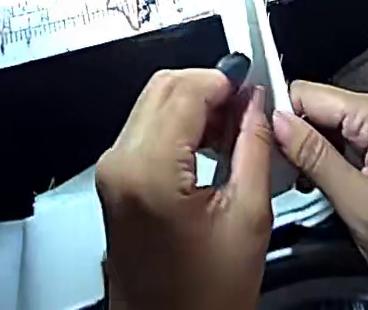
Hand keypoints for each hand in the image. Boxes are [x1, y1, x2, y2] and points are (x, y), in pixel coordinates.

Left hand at [96, 68, 274, 309]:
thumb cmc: (204, 299)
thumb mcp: (247, 222)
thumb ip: (253, 149)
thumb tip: (255, 104)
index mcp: (148, 170)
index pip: (182, 91)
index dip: (220, 80)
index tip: (250, 84)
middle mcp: (120, 159)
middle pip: (162, 87)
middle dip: (206, 87)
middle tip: (245, 104)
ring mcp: (112, 165)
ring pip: (152, 101)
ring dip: (192, 102)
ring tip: (232, 126)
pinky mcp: (114, 173)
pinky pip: (145, 125)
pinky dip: (177, 121)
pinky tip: (207, 141)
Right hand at [274, 82, 367, 309]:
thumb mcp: (366, 211)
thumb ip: (316, 158)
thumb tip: (274, 119)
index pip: (305, 93)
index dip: (280, 117)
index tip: (263, 147)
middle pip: (314, 106)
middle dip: (294, 136)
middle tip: (283, 174)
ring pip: (324, 125)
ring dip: (308, 152)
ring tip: (301, 184)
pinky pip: (342, 141)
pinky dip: (325, 161)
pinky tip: (320, 186)